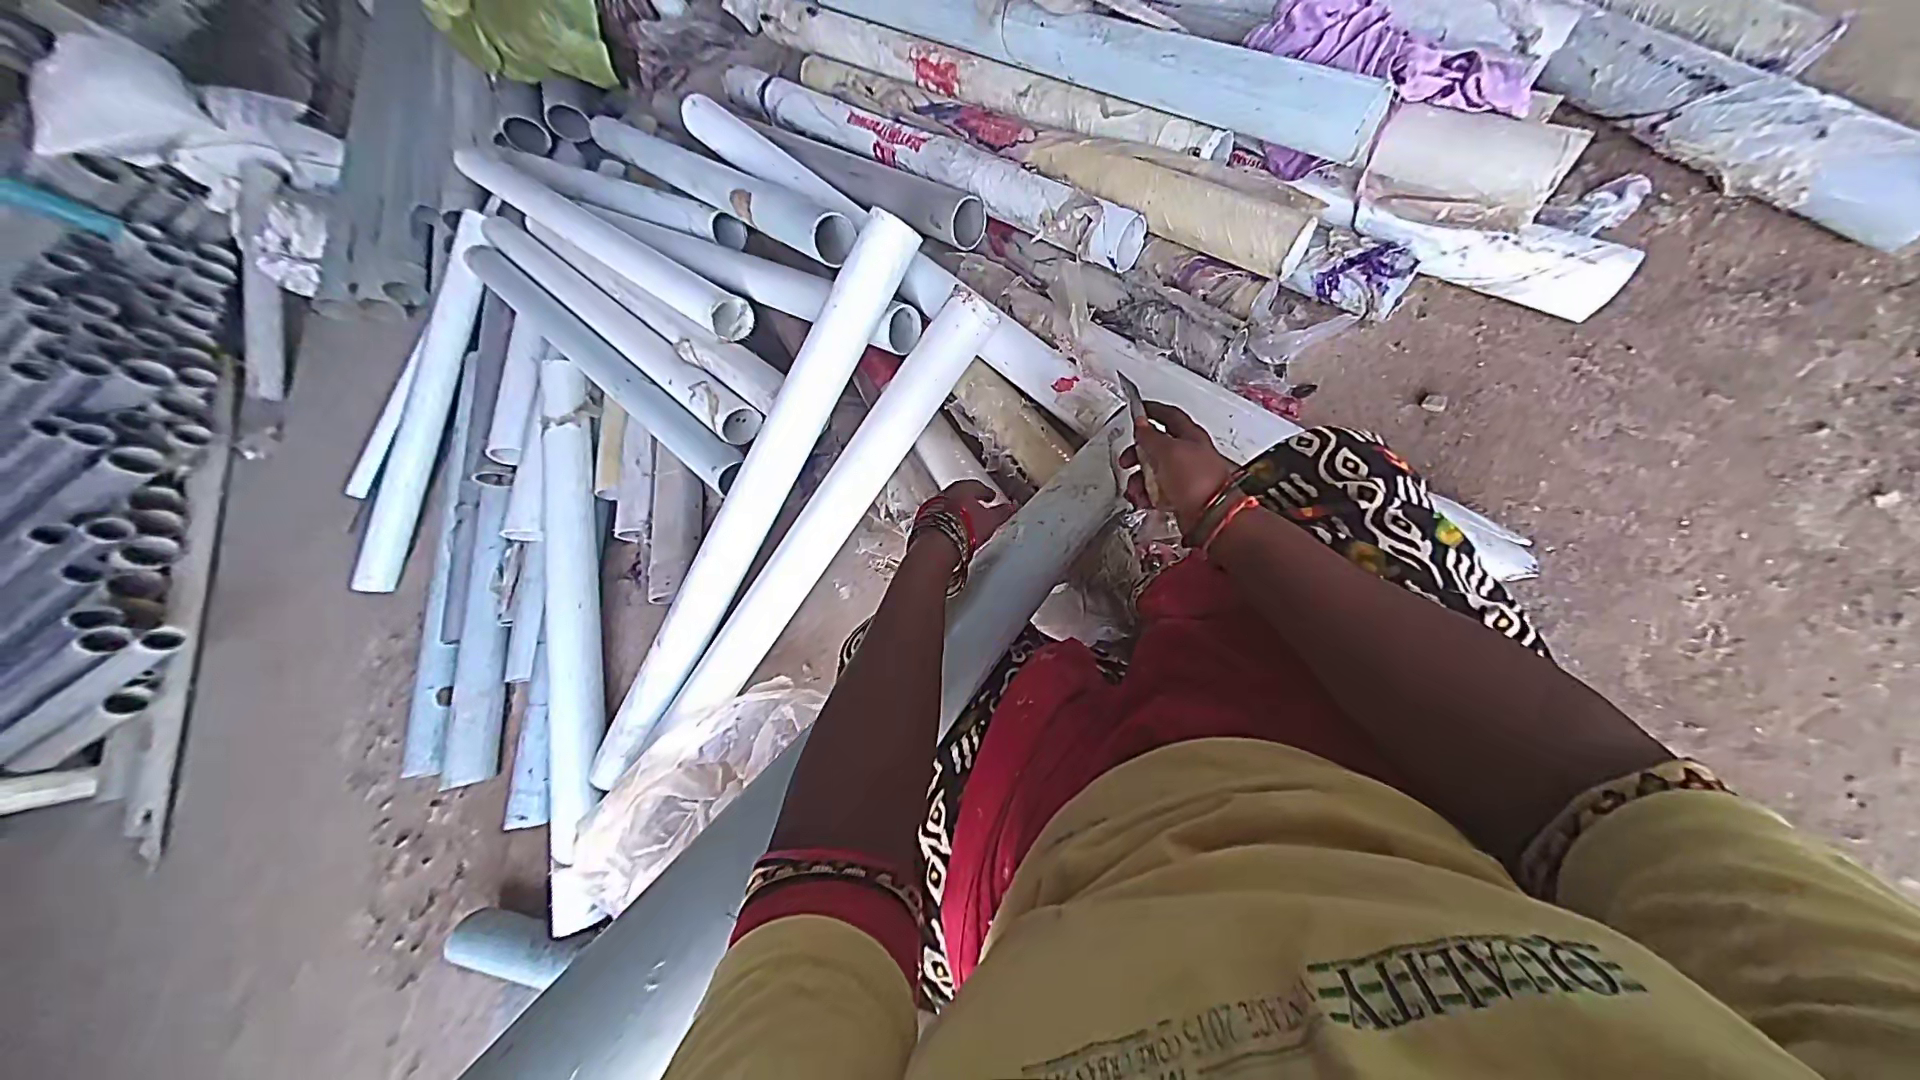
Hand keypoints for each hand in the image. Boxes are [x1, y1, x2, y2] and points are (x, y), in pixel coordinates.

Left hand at [939, 479, 1012, 548]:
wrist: (937, 545)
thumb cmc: (963, 528)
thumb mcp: (991, 520)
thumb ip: (1002, 512)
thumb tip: (1010, 508)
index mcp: (963, 487)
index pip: (978, 486)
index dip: (986, 493)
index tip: (991, 497)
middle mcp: (945, 494)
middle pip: (960, 495)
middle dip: (970, 502)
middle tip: (979, 509)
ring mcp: (932, 508)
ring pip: (948, 507)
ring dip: (957, 513)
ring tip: (967, 525)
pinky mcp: (924, 523)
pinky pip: (938, 520)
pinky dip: (947, 524)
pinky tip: (953, 534)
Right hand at [1121, 402, 1235, 534]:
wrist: (1210, 516)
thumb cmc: (1195, 480)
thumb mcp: (1167, 451)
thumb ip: (1150, 436)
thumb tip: (1140, 424)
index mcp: (1190, 436)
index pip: (1169, 416)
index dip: (1152, 411)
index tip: (1138, 410)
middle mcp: (1189, 454)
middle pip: (1157, 447)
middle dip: (1137, 454)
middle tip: (1127, 460)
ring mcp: (1185, 476)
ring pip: (1153, 471)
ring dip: (1139, 480)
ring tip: (1135, 489)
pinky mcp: (1180, 496)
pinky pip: (1156, 491)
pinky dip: (1146, 495)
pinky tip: (1143, 500)